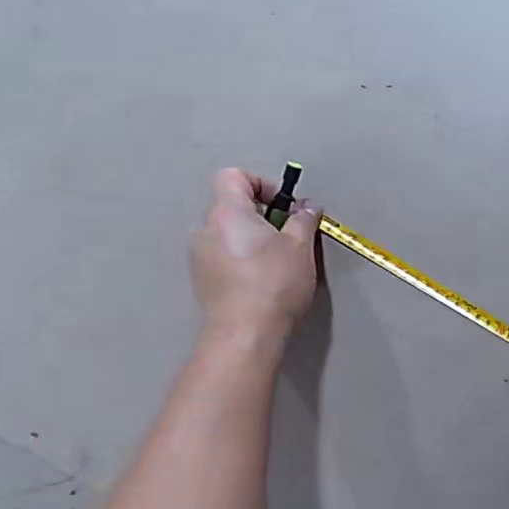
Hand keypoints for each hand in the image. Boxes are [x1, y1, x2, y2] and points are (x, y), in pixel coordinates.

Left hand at [190, 168, 321, 336]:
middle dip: (262, 216)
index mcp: (227, 211)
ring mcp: (200, 255)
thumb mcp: (301, 247)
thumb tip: (308, 208)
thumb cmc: (273, 286)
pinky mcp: (203, 279)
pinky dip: (242, 260)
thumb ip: (305, 220)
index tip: (285, 205)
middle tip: (289, 236)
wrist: (246, 332)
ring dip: (252, 240)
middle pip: (232, 206)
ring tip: (278, 263)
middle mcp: (206, 228)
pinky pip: (223, 257)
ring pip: (228, 233)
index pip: (234, 176)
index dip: (262, 183)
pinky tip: (263, 281)